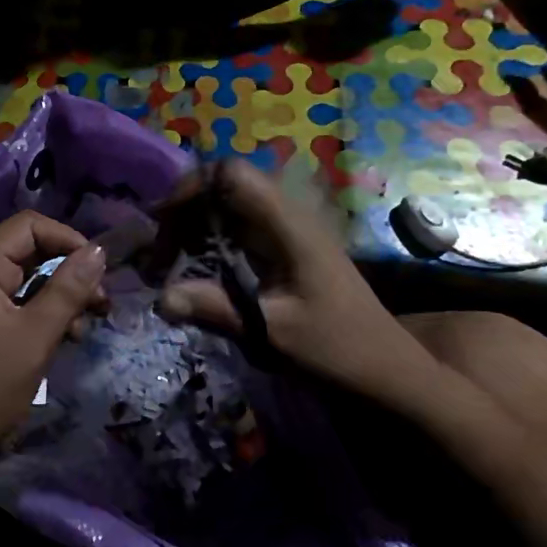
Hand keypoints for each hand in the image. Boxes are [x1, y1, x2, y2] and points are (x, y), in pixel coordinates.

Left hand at [0, 212, 106, 469]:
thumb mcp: (36, 336)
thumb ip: (68, 289)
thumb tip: (99, 251)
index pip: (28, 226)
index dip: (67, 238)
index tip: (97, 269)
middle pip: (32, 250)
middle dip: (70, 270)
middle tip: (102, 300)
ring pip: (32, 278)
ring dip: (64, 295)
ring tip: (90, 322)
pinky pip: (24, 303)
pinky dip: (49, 313)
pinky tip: (70, 336)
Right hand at [157, 161, 428, 390]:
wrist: (387, 372)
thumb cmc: (337, 348)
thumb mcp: (272, 331)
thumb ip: (216, 309)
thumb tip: (160, 298)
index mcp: (289, 224)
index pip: (233, 174)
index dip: (193, 186)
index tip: (163, 222)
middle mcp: (287, 217)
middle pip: (225, 188)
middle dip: (186, 212)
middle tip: (160, 252)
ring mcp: (287, 233)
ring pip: (228, 209)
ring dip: (195, 228)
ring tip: (168, 262)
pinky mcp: (284, 251)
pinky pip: (238, 231)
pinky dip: (210, 243)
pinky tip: (196, 271)